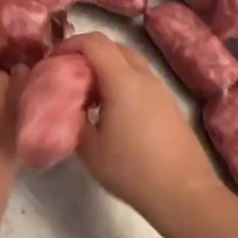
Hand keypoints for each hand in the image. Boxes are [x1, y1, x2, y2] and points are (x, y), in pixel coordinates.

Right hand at [59, 32, 225, 218]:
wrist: (184, 194)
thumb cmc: (131, 170)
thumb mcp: (89, 148)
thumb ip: (73, 118)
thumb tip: (67, 105)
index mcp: (122, 81)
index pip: (94, 42)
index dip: (69, 44)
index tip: (53, 62)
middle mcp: (144, 78)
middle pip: (113, 47)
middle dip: (86, 54)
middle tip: (67, 75)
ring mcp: (160, 91)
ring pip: (129, 63)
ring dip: (105, 69)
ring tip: (87, 95)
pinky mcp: (169, 105)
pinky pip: (140, 80)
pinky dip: (120, 82)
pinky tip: (110, 111)